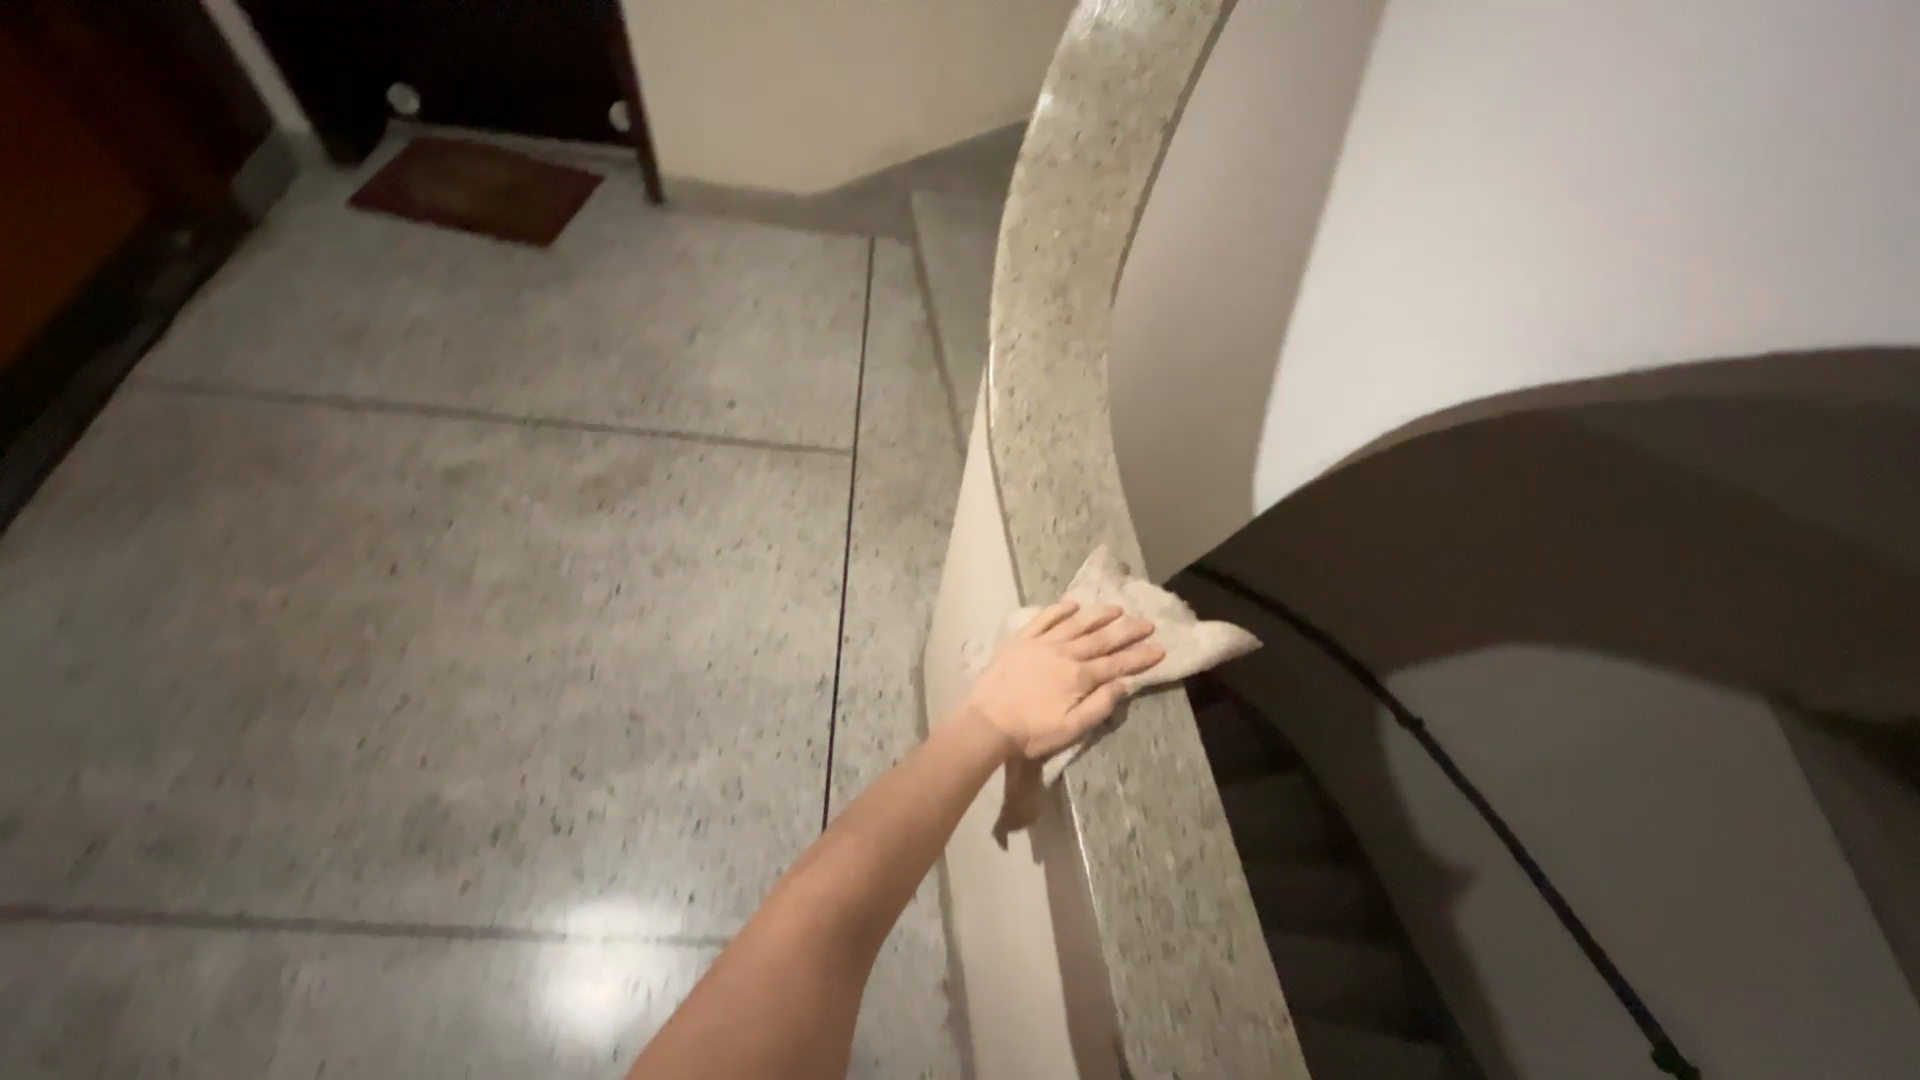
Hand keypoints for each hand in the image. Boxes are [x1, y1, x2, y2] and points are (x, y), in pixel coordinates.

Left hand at [964, 602, 1165, 761]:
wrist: (988, 723)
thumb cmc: (1031, 732)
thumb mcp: (1072, 729)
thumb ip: (1100, 705)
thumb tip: (1124, 684)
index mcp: (1079, 677)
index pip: (1117, 663)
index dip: (1140, 656)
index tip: (1160, 648)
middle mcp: (1065, 653)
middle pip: (1102, 638)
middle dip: (1128, 631)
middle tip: (1147, 622)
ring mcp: (1042, 643)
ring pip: (1076, 623)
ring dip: (1098, 615)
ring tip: (1117, 608)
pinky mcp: (1021, 640)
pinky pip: (1044, 619)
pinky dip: (1059, 609)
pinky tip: (1072, 604)